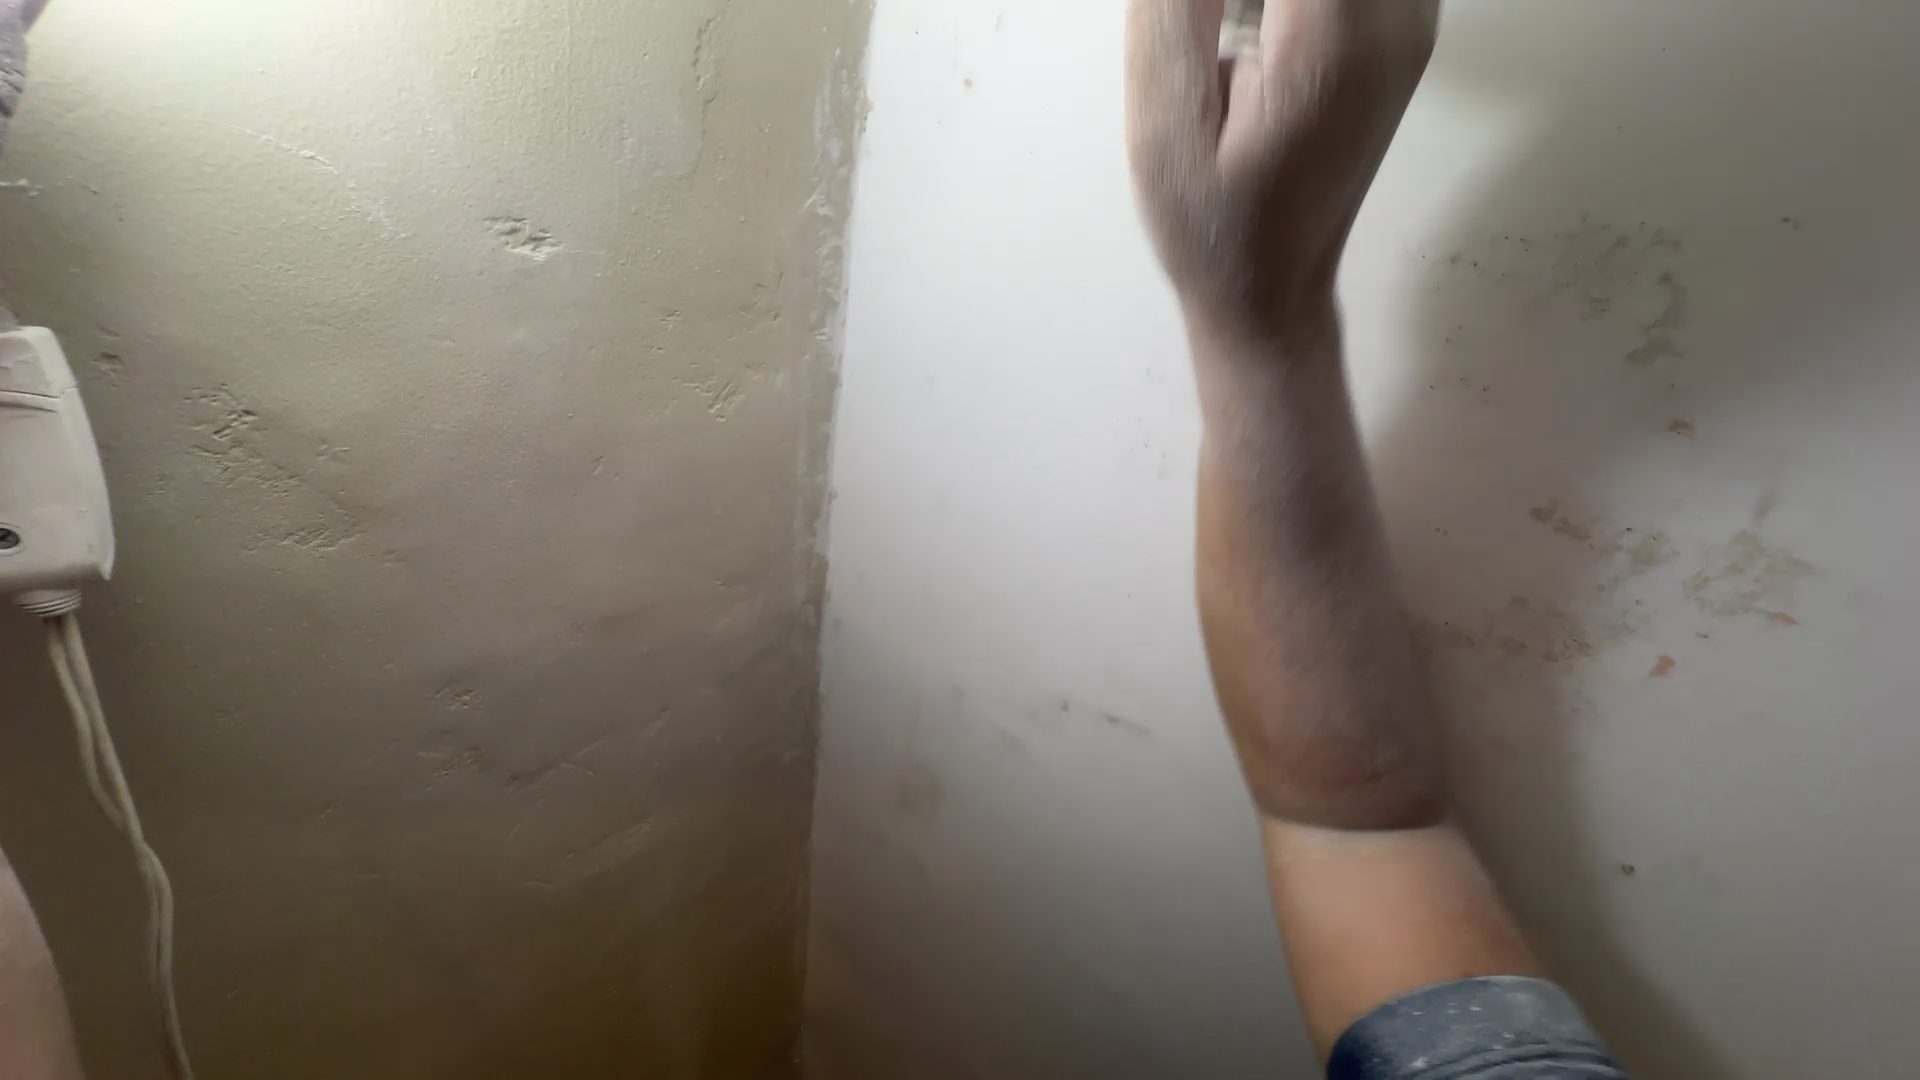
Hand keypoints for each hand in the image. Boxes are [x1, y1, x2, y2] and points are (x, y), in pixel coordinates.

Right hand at [1126, 0, 1439, 333]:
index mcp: (1337, 34)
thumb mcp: (1164, 124)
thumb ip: (1177, 4)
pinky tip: (1256, 24)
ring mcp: (1414, 18)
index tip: (1197, 10)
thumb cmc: (1208, 227)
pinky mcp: (1404, 30)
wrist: (1269, 293)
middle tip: (1211, 24)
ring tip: (1233, 36)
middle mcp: (1400, 9)